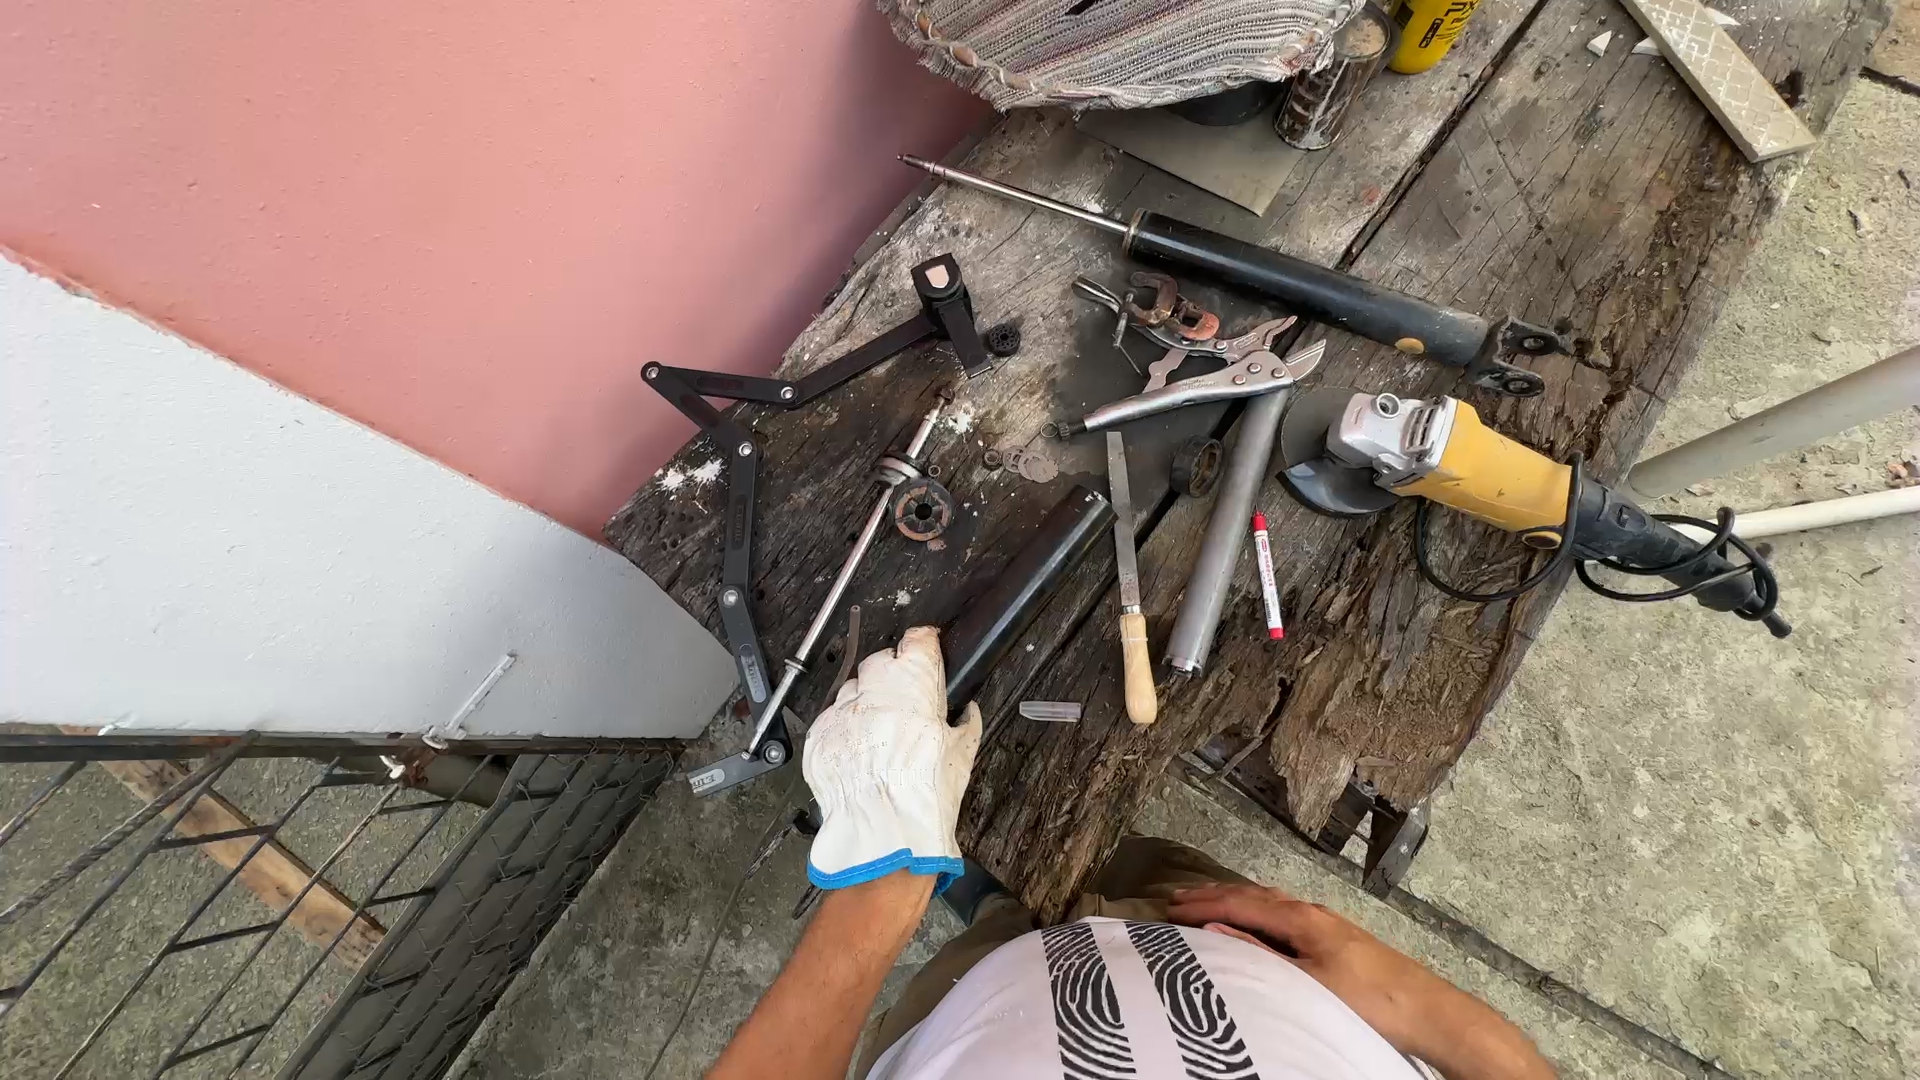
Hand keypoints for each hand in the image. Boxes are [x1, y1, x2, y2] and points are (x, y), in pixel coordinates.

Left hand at [802, 626, 981, 891]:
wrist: (883, 838)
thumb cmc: (927, 796)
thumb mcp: (961, 755)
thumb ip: (966, 723)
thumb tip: (967, 708)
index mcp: (912, 688)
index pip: (915, 641)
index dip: (922, 645)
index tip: (925, 651)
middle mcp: (873, 691)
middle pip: (879, 661)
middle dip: (891, 672)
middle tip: (902, 697)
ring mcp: (841, 713)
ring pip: (851, 688)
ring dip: (864, 699)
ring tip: (877, 729)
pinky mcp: (818, 736)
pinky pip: (831, 719)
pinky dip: (844, 728)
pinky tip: (858, 750)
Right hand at [1168, 884, 1457, 1056]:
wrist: (1434, 1013)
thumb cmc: (1371, 999)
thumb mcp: (1309, 982)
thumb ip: (1261, 953)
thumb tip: (1216, 927)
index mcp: (1299, 916)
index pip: (1239, 901)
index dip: (1202, 904)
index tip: (1169, 908)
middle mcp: (1308, 910)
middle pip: (1250, 893)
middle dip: (1211, 894)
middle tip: (1176, 899)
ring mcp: (1323, 920)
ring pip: (1266, 899)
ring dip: (1232, 899)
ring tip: (1206, 901)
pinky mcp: (1334, 935)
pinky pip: (1280, 910)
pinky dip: (1254, 908)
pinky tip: (1256, 918)